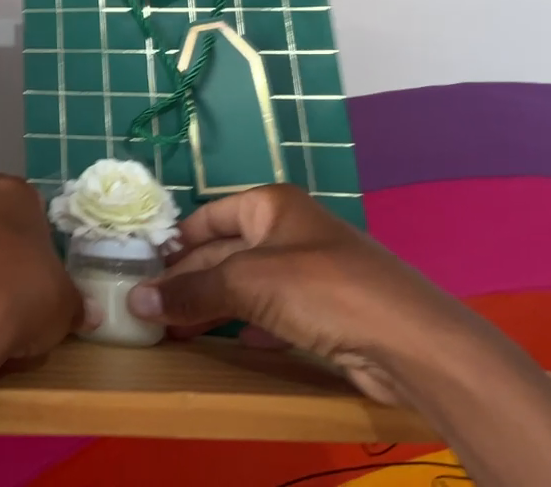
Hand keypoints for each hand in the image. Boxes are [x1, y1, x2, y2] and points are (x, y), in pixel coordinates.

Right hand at [127, 183, 489, 404]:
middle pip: (224, 253)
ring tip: (178, 330)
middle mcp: (290, 231)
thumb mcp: (246, 284)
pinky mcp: (329, 312)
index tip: (141, 269)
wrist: (415, 344)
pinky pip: (274, 313)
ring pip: (248, 286)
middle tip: (151, 308)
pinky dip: (249, 325)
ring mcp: (312, 272)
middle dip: (190, 281)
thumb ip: (190, 292)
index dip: (174, 242)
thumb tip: (136, 301)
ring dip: (215, 307)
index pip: (207, 217)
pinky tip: (233, 341)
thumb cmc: (323, 290)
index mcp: (270, 206)